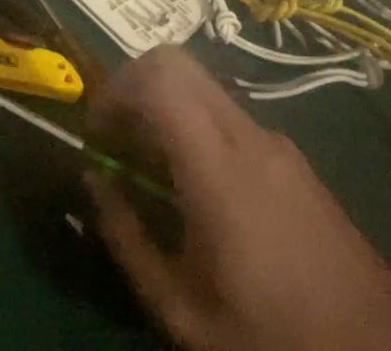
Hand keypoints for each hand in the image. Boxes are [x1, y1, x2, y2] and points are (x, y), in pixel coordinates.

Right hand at [84, 47, 390, 350]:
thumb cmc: (273, 335)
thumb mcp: (179, 306)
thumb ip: (126, 236)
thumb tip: (94, 180)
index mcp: (218, 167)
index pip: (159, 76)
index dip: (114, 88)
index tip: (97, 132)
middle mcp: (250, 139)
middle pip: (177, 65)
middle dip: (132, 88)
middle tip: (116, 137)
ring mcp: (279, 147)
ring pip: (202, 90)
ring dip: (164, 110)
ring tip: (150, 169)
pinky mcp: (296, 163)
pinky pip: (229, 119)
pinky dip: (194, 129)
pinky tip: (194, 188)